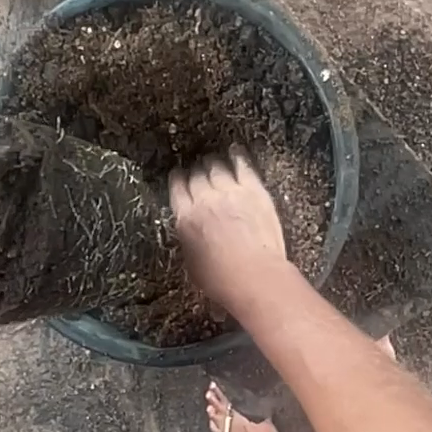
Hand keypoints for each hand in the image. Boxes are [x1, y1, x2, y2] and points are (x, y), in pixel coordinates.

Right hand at [167, 146, 289, 311]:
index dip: (177, 180)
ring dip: (214, 164)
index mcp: (185, 219)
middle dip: (197, 172)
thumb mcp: (193, 263)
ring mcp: (230, 192)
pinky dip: (237, 156)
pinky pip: (242, 166)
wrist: (255, 276)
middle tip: (200, 172)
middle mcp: (204, 200)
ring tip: (214, 163)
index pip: (176, 188)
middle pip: (196, 175)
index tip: (179, 177)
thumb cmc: (223, 280)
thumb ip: (188, 239)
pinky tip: (235, 151)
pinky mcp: (254, 190)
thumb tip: (190, 231)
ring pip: (216, 167)